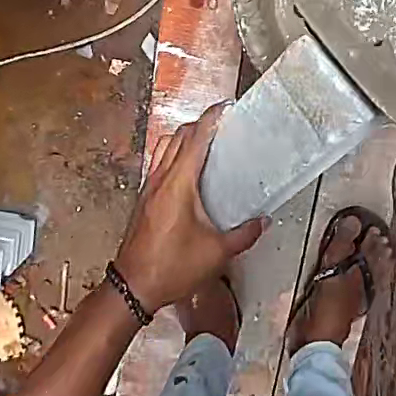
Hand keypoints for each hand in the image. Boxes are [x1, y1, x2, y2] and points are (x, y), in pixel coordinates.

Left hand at [113, 104, 265, 312]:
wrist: (132, 289)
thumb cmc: (172, 268)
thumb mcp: (217, 253)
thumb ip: (244, 235)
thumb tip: (262, 222)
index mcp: (179, 184)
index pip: (196, 139)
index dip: (212, 118)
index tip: (226, 107)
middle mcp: (161, 179)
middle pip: (178, 136)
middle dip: (200, 124)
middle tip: (223, 125)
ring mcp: (149, 188)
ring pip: (164, 147)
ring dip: (185, 138)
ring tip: (207, 143)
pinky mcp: (144, 199)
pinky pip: (160, 164)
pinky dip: (175, 156)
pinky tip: (191, 172)